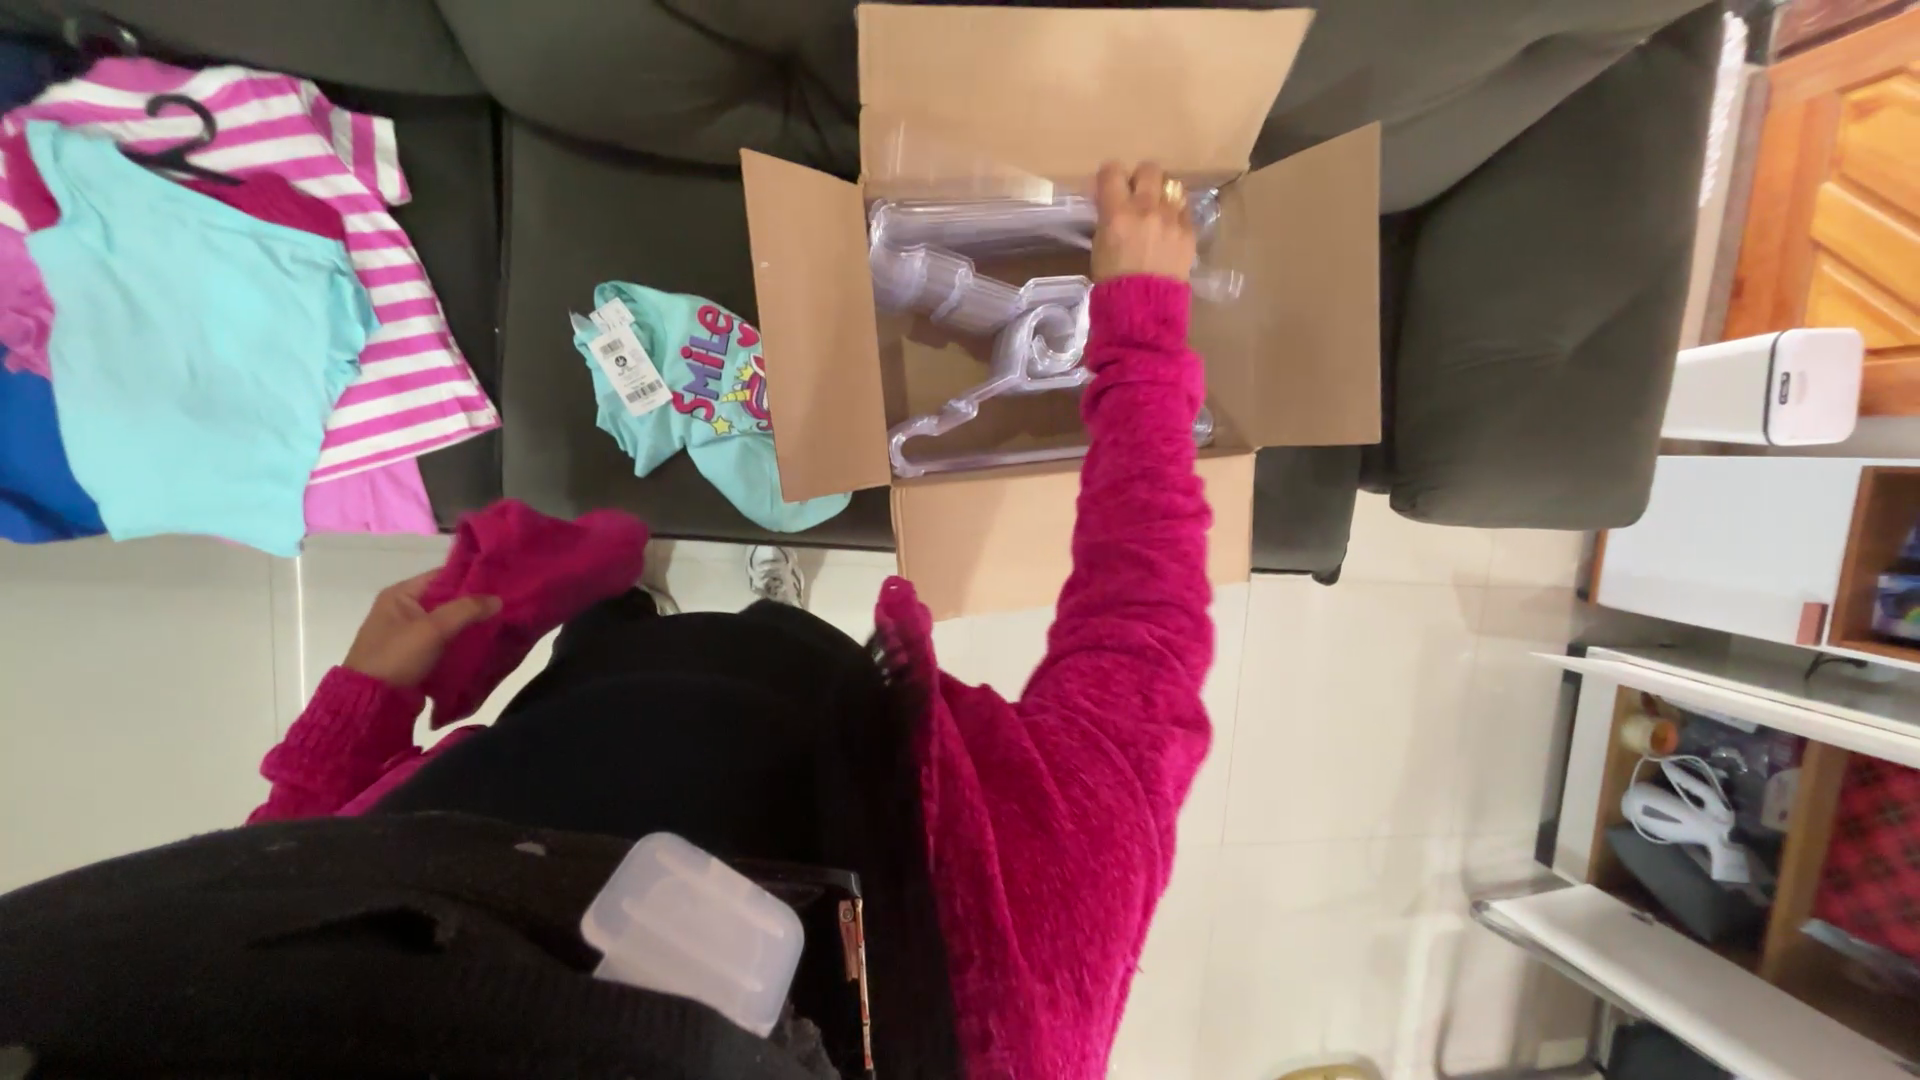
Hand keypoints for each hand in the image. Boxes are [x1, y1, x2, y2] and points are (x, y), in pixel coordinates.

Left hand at [342, 571, 501, 689]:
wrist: (372, 702)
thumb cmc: (397, 657)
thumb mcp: (433, 628)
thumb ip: (467, 609)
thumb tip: (498, 600)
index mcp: (399, 594)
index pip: (443, 575)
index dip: (472, 577)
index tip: (501, 582)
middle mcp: (402, 609)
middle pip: (448, 598)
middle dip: (475, 602)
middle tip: (506, 603)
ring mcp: (409, 631)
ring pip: (449, 619)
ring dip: (471, 621)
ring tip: (502, 620)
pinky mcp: (416, 652)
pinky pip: (446, 638)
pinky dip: (464, 638)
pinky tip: (486, 640)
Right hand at [1090, 161, 1196, 283]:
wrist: (1143, 311)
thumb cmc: (1112, 284)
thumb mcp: (1100, 246)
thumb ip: (1107, 219)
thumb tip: (1110, 204)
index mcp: (1117, 213)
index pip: (1112, 171)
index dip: (1110, 176)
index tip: (1109, 186)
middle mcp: (1147, 208)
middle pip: (1149, 169)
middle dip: (1141, 178)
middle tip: (1136, 194)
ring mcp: (1172, 219)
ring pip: (1171, 185)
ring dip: (1162, 193)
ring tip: (1157, 210)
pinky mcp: (1189, 232)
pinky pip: (1184, 209)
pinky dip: (1176, 214)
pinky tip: (1169, 229)